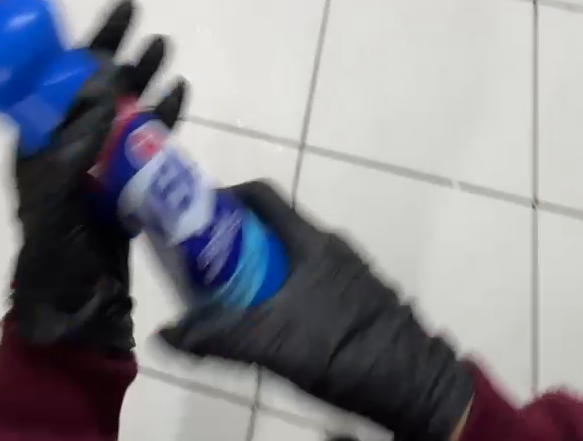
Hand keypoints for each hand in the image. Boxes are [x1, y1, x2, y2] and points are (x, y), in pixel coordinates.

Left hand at [9, 0, 186, 352]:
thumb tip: (99, 90)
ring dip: (143, 74)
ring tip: (162, 45)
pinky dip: (164, 113)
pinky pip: (149, 137)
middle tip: (133, 12)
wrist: (79, 306)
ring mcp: (103, 159)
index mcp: (41, 141)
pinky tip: (178, 90)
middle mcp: (71, 142)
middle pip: (94, 84)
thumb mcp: (55, 195)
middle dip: (114, 49)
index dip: (77, 45)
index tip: (93, 20)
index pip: (56, 80)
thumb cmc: (53, 250)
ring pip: (124, 105)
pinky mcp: (131, 178)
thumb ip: (75, 143)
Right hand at [158, 181, 473, 440]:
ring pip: (290, 256)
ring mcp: (347, 272)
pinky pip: (309, 280)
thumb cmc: (344, 350)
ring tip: (229, 297)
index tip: (196, 216)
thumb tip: (165, 333)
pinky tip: (273, 324)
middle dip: (234, 240)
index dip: (227, 197)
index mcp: (309, 240)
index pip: (262, 195)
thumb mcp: (275, 344)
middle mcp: (328, 246)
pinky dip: (282, 290)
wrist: (418, 388)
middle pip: (271, 227)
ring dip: (257, 268)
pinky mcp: (358, 299)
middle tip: (203, 265)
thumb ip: (220, 337)